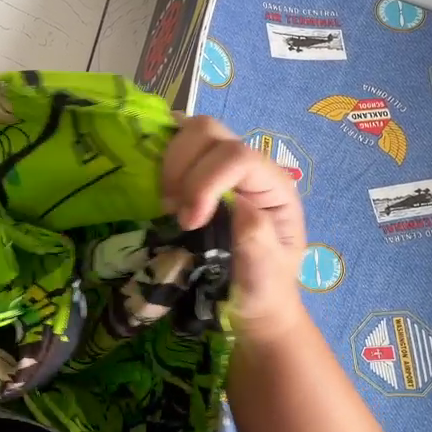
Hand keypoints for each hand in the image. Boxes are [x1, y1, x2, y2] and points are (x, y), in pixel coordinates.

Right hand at [161, 115, 309, 342]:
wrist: (250, 300)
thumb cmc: (261, 288)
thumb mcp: (266, 275)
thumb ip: (258, 239)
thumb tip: (237, 205)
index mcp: (273, 185)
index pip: (237, 157)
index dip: (205, 182)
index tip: (188, 222)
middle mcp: (248, 166)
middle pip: (208, 131)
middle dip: (181, 167)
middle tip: (172, 209)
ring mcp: (219, 164)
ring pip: (188, 130)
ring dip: (168, 163)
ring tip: (167, 202)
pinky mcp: (194, 169)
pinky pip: (172, 141)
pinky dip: (158, 154)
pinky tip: (158, 185)